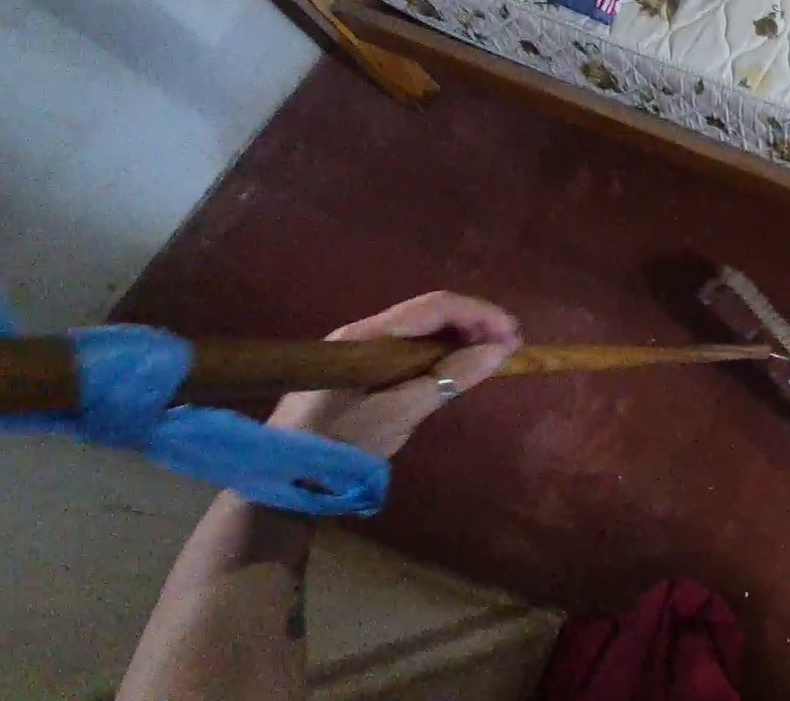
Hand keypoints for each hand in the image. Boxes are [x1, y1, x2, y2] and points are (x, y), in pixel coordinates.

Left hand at [267, 292, 521, 457]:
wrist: (275, 483)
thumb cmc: (336, 446)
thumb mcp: (397, 416)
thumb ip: (447, 380)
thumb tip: (500, 351)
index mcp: (367, 337)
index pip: (436, 306)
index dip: (481, 314)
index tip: (514, 335)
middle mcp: (365, 333)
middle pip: (433, 313)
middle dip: (477, 323)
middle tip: (512, 346)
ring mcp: (363, 349)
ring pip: (426, 329)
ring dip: (465, 337)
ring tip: (495, 355)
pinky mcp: (365, 369)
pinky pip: (415, 348)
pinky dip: (446, 352)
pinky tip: (462, 367)